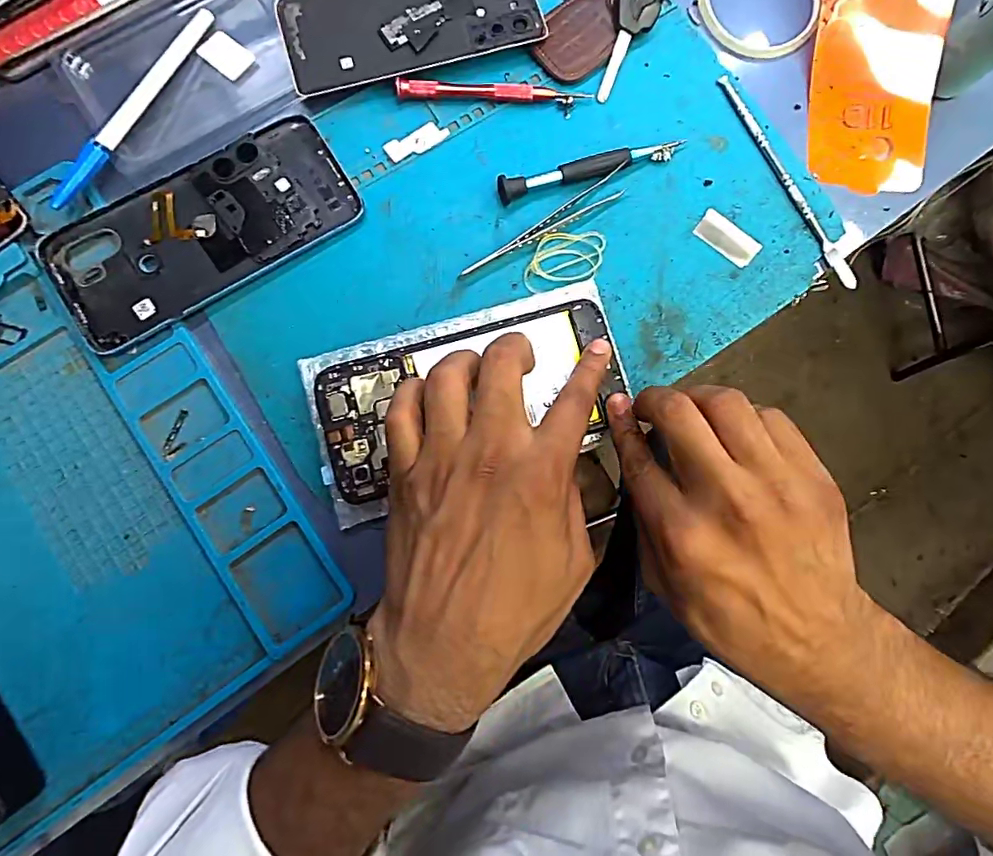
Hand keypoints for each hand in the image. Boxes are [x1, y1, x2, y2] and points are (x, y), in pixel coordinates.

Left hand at [366, 334, 613, 732]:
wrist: (442, 646)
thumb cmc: (516, 610)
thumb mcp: (574, 561)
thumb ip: (574, 501)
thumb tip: (564, 465)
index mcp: (539, 472)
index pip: (572, 400)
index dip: (588, 367)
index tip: (592, 347)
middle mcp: (490, 450)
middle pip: (500, 367)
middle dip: (516, 346)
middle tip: (522, 355)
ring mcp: (441, 457)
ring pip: (446, 377)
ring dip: (466, 361)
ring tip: (475, 369)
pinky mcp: (404, 472)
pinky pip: (400, 411)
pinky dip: (414, 391)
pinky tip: (426, 394)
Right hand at [606, 386, 879, 704]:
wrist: (818, 641)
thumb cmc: (734, 621)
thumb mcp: (666, 586)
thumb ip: (644, 522)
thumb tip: (636, 460)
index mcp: (684, 533)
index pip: (640, 457)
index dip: (623, 425)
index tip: (619, 409)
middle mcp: (728, 498)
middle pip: (679, 413)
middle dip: (654, 400)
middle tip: (652, 408)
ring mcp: (777, 482)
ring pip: (727, 402)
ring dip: (698, 398)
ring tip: (694, 412)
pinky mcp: (813, 476)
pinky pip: (772, 417)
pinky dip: (746, 417)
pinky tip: (739, 434)